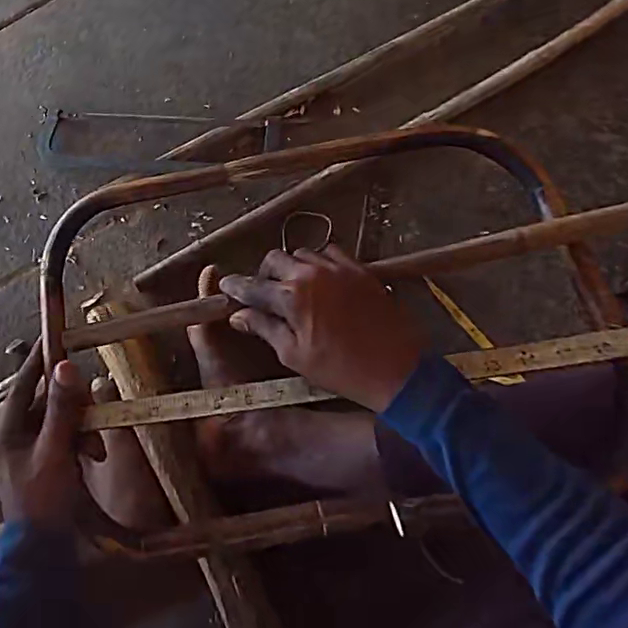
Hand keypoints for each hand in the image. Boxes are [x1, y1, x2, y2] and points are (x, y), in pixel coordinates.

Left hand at [0, 343, 88, 528]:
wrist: (44, 559)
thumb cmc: (44, 504)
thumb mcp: (56, 452)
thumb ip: (62, 410)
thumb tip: (65, 366)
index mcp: (4, 432)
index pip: (22, 384)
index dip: (39, 359)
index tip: (53, 334)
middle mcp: (9, 437)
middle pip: (42, 403)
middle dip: (71, 405)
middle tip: (91, 405)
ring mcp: (22, 452)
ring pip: (54, 421)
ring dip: (79, 426)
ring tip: (95, 447)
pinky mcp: (37, 464)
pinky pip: (59, 439)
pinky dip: (77, 441)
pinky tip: (92, 455)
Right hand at [219, 246, 422, 410]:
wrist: (401, 373)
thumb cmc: (342, 370)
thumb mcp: (294, 355)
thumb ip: (264, 328)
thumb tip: (238, 315)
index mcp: (290, 297)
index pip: (250, 285)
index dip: (235, 286)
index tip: (226, 287)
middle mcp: (310, 274)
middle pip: (273, 259)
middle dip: (265, 274)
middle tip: (267, 294)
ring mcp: (337, 269)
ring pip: (301, 254)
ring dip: (293, 268)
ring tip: (297, 289)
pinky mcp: (360, 270)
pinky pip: (330, 253)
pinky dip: (320, 264)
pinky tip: (323, 282)